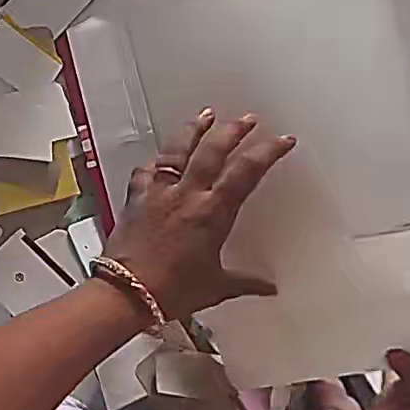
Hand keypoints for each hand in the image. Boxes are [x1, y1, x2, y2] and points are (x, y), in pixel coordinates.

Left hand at [106, 109, 296, 318]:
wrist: (127, 293)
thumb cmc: (172, 291)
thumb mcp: (215, 286)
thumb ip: (245, 282)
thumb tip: (269, 288)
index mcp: (212, 213)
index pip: (246, 172)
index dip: (267, 152)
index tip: (283, 140)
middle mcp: (186, 195)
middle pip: (213, 150)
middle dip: (232, 130)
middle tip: (246, 119)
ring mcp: (158, 193)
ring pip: (177, 150)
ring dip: (193, 130)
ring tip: (205, 116)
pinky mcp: (135, 199)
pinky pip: (145, 171)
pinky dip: (155, 162)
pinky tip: (158, 158)